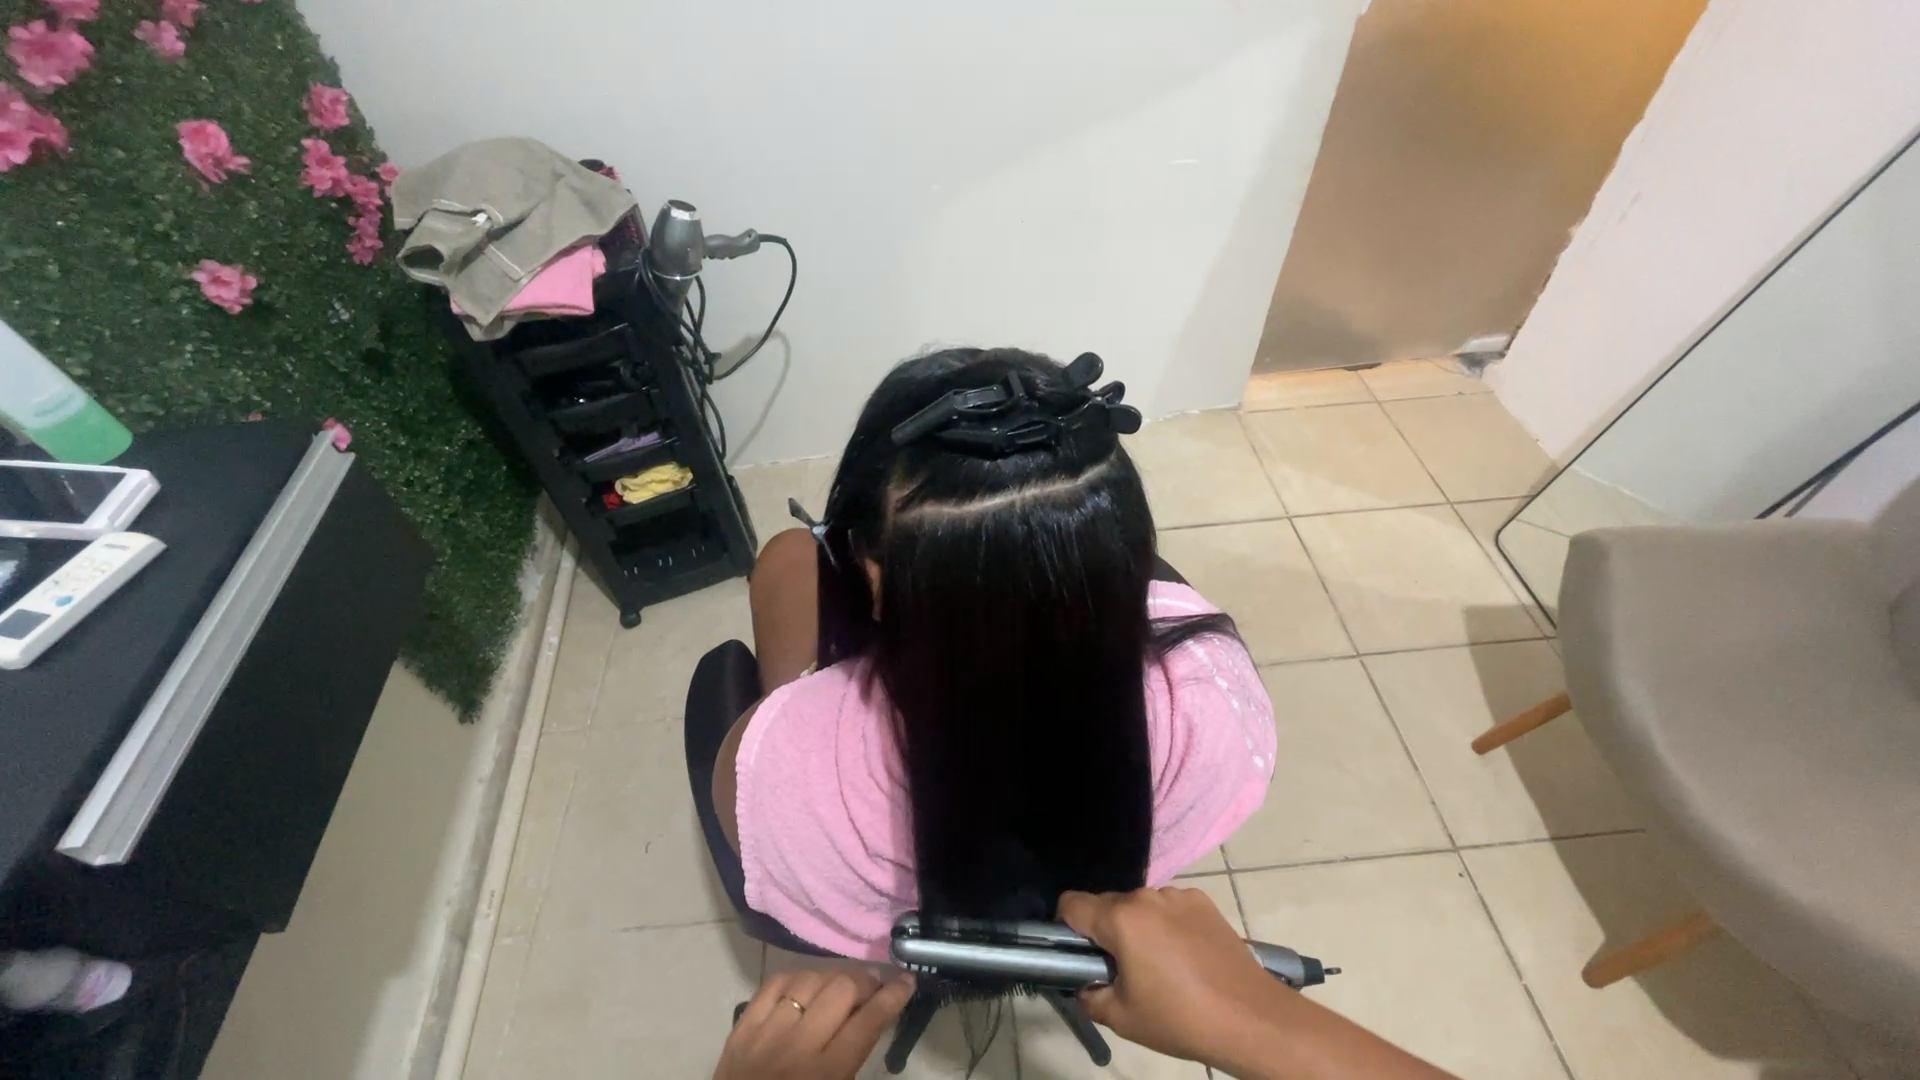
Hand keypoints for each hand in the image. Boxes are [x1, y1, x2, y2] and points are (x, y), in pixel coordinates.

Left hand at [713, 968, 915, 1079]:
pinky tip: (809, 982)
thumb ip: (854, 1060)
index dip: (892, 997)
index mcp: (824, 1075)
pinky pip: (776, 983)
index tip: (907, 982)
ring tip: (845, 982)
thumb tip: (874, 1018)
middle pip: (841, 990)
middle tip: (875, 986)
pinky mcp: (743, 1027)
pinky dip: (798, 978)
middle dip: (865, 982)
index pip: (867, 1022)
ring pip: (810, 980)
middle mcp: (797, 1047)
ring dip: (834, 977)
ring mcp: (766, 1032)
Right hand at [1058, 886, 1290, 1065]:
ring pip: (1139, 906)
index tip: (1078, 954)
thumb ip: (1088, 994)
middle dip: (1105, 933)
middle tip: (1122, 971)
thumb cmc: (1181, 1020)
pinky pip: (1168, 908)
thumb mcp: (1122, 1018)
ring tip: (1160, 967)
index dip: (1066, 928)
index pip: (1071, 904)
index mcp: (1121, 919)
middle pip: (1106, 905)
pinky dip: (1167, 926)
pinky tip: (1185, 958)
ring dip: (1137, 928)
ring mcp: (1177, 895)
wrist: (1252, 1019)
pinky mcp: (1202, 901)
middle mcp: (1145, 897)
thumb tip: (1081, 982)